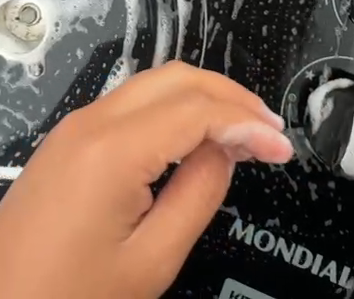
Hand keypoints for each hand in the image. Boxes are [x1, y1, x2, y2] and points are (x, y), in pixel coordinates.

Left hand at [0, 62, 293, 298]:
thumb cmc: (69, 294)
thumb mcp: (149, 262)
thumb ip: (197, 196)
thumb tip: (225, 151)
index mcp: (114, 148)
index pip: (197, 109)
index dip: (247, 123)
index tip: (283, 149)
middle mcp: (94, 119)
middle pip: (176, 77)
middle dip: (229, 94)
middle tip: (269, 131)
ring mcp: (77, 123)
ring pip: (154, 82)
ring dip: (203, 96)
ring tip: (243, 130)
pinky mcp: (70, 137)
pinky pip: (133, 102)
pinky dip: (174, 107)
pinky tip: (195, 135)